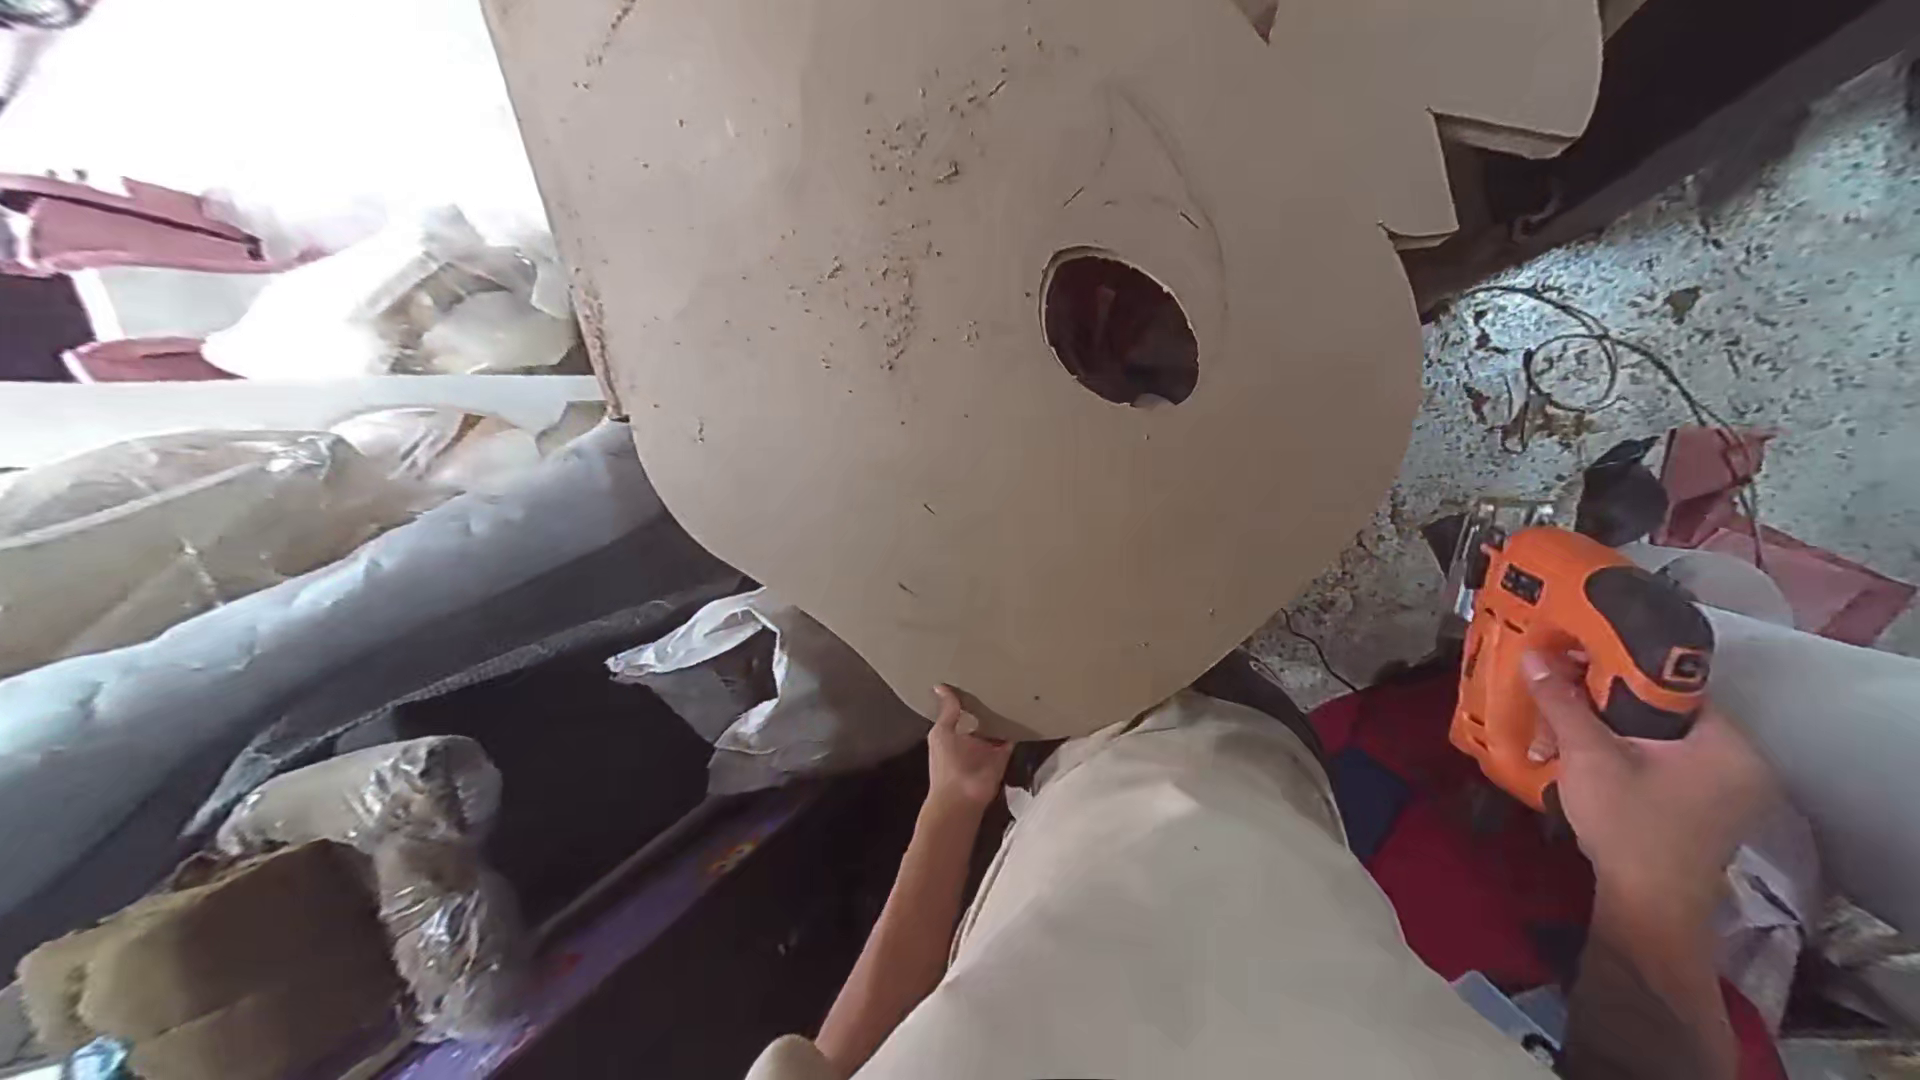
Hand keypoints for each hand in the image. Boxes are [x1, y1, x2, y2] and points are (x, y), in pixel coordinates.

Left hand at [926, 685, 1012, 812]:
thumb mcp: (941, 732)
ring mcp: (989, 747)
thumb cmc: (945, 763)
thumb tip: (940, 686)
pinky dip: (1017, 728)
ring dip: (1004, 714)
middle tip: (999, 679)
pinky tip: (1023, 709)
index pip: (962, 711)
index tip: (974, 676)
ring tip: (1013, 688)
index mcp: (954, 732)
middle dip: (988, 704)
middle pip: (982, 717)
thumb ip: (947, 711)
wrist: (961, 798)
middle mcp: (972, 738)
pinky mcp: (1004, 754)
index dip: (966, 697)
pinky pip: (1012, 738)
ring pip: (998, 726)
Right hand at [1521, 650, 1777, 921]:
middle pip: (1664, 713)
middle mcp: (1742, 764)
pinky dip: (1621, 752)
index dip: (1620, 670)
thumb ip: (1562, 702)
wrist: (1647, 898)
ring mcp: (1725, 790)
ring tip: (1562, 728)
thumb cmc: (1628, 821)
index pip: (1675, 688)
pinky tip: (1585, 756)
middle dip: (1605, 703)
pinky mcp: (1703, 807)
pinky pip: (1659, 761)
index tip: (1573, 663)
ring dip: (1607, 729)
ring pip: (1658, 738)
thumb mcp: (1588, 754)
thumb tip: (1532, 656)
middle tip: (1559, 695)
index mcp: (1731, 747)